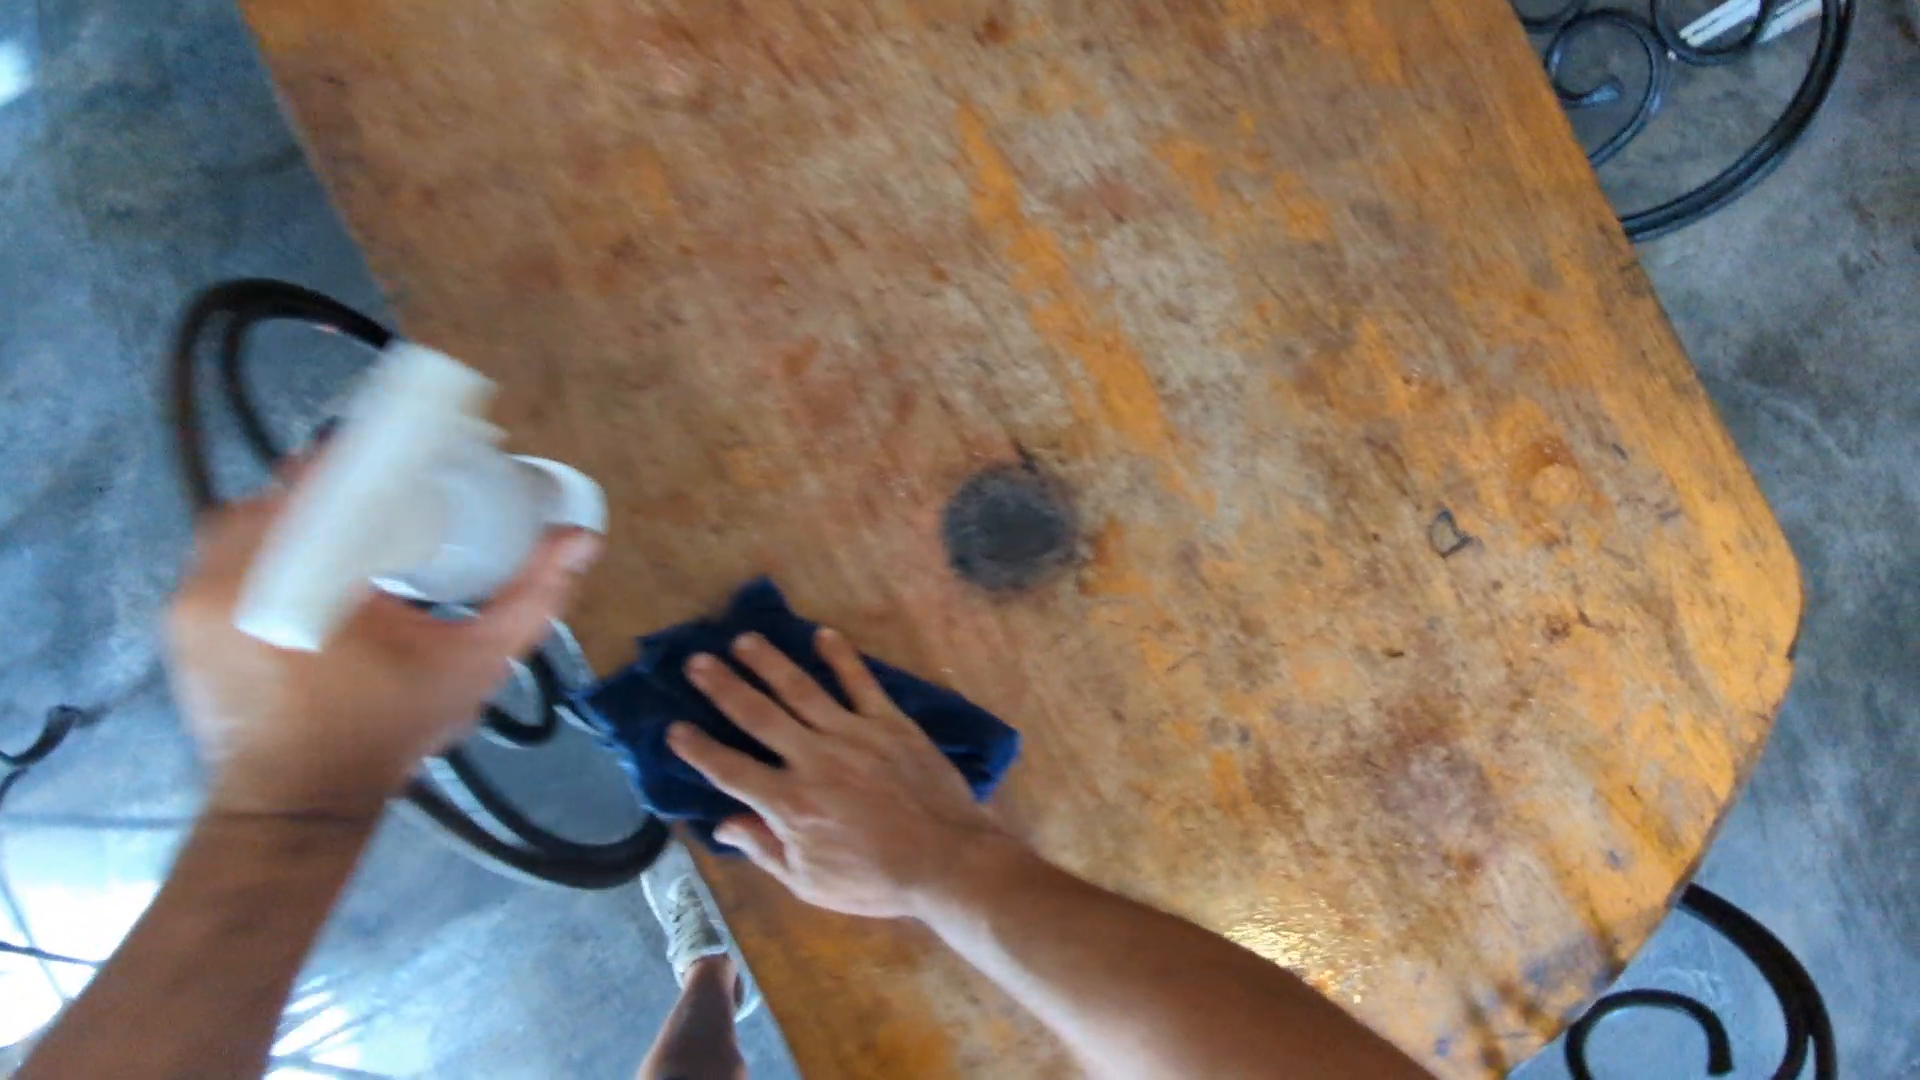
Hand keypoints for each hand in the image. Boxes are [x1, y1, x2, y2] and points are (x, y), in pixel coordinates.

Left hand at [167, 472, 600, 818]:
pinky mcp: (179, 625)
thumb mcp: (477, 661)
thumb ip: (533, 597)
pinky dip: (266, 546)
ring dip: (298, 515)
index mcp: (298, 581)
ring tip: (359, 527)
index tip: (410, 459)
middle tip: (394, 499)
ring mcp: (191, 604)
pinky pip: (220, 558)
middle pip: (278, 497)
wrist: (302, 802)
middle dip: (335, 488)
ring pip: (243, 524)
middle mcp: (227, 581)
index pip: (319, 484)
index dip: (363, 459)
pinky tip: (314, 565)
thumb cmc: (391, 728)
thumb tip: (581, 538)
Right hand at [668, 630, 1021, 919]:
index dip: (698, 749)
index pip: (730, 770)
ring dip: (770, 663)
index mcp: (790, 804)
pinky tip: (823, 633)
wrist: (945, 859)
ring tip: (744, 639)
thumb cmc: (875, 879)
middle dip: (724, 686)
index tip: (673, 728)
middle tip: (697, 661)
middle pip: (758, 716)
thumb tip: (723, 822)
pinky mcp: (889, 722)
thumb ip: (764, 850)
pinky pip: (861, 682)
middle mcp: (814, 759)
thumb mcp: (810, 882)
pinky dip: (841, 657)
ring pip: (802, 690)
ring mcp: (853, 735)